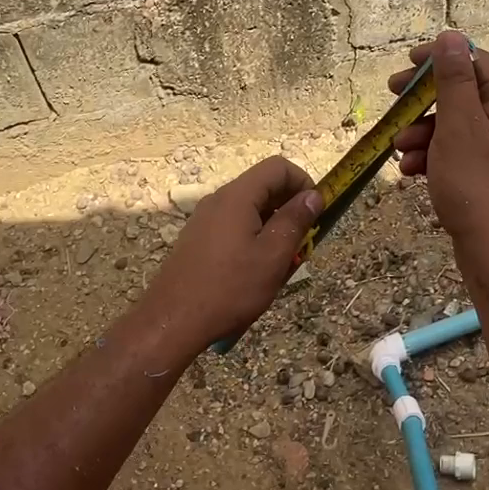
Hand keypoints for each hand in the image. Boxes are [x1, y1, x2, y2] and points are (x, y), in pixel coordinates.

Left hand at [141, 156, 322, 346]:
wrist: (171, 322)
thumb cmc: (229, 288)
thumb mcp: (272, 255)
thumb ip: (295, 220)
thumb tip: (313, 196)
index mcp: (238, 196)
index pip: (278, 167)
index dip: (303, 182)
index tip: (316, 212)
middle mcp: (219, 200)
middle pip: (263, 186)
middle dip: (289, 209)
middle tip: (303, 242)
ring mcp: (205, 219)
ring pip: (250, 210)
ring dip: (273, 227)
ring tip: (283, 262)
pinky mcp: (198, 239)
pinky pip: (234, 226)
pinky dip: (253, 239)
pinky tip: (256, 271)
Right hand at [389, 31, 488, 245]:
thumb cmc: (479, 188)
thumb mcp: (460, 127)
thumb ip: (454, 80)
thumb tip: (452, 36)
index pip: (477, 62)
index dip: (442, 58)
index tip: (408, 63)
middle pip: (462, 94)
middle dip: (424, 98)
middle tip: (393, 96)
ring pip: (452, 127)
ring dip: (420, 132)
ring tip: (399, 149)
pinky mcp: (484, 180)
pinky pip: (453, 156)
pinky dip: (429, 158)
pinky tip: (409, 173)